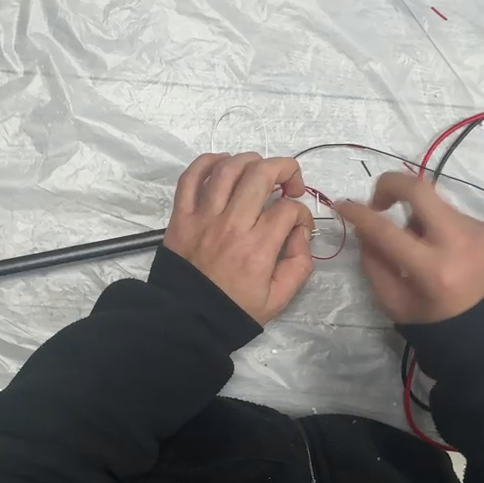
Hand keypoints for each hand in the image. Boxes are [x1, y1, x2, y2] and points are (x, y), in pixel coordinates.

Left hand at [164, 152, 316, 323]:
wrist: (186, 322)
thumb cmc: (233, 310)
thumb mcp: (279, 298)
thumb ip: (299, 264)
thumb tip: (300, 233)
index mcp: (258, 248)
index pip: (288, 209)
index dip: (302, 212)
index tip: (298, 226)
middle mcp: (232, 225)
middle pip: (261, 174)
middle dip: (285, 169)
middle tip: (289, 182)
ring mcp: (203, 218)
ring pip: (228, 169)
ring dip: (250, 160)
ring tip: (259, 170)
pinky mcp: (181, 217)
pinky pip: (190, 177)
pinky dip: (207, 162)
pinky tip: (223, 163)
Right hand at [335, 172, 483, 323]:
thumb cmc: (434, 324)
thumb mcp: (394, 303)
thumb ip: (374, 262)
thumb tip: (364, 228)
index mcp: (432, 270)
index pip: (385, 230)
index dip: (358, 213)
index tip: (343, 205)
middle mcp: (460, 244)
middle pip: (420, 189)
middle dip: (390, 184)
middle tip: (379, 199)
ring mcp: (483, 234)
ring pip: (438, 207)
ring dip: (421, 220)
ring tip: (424, 249)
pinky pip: (457, 219)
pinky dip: (443, 231)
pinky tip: (450, 255)